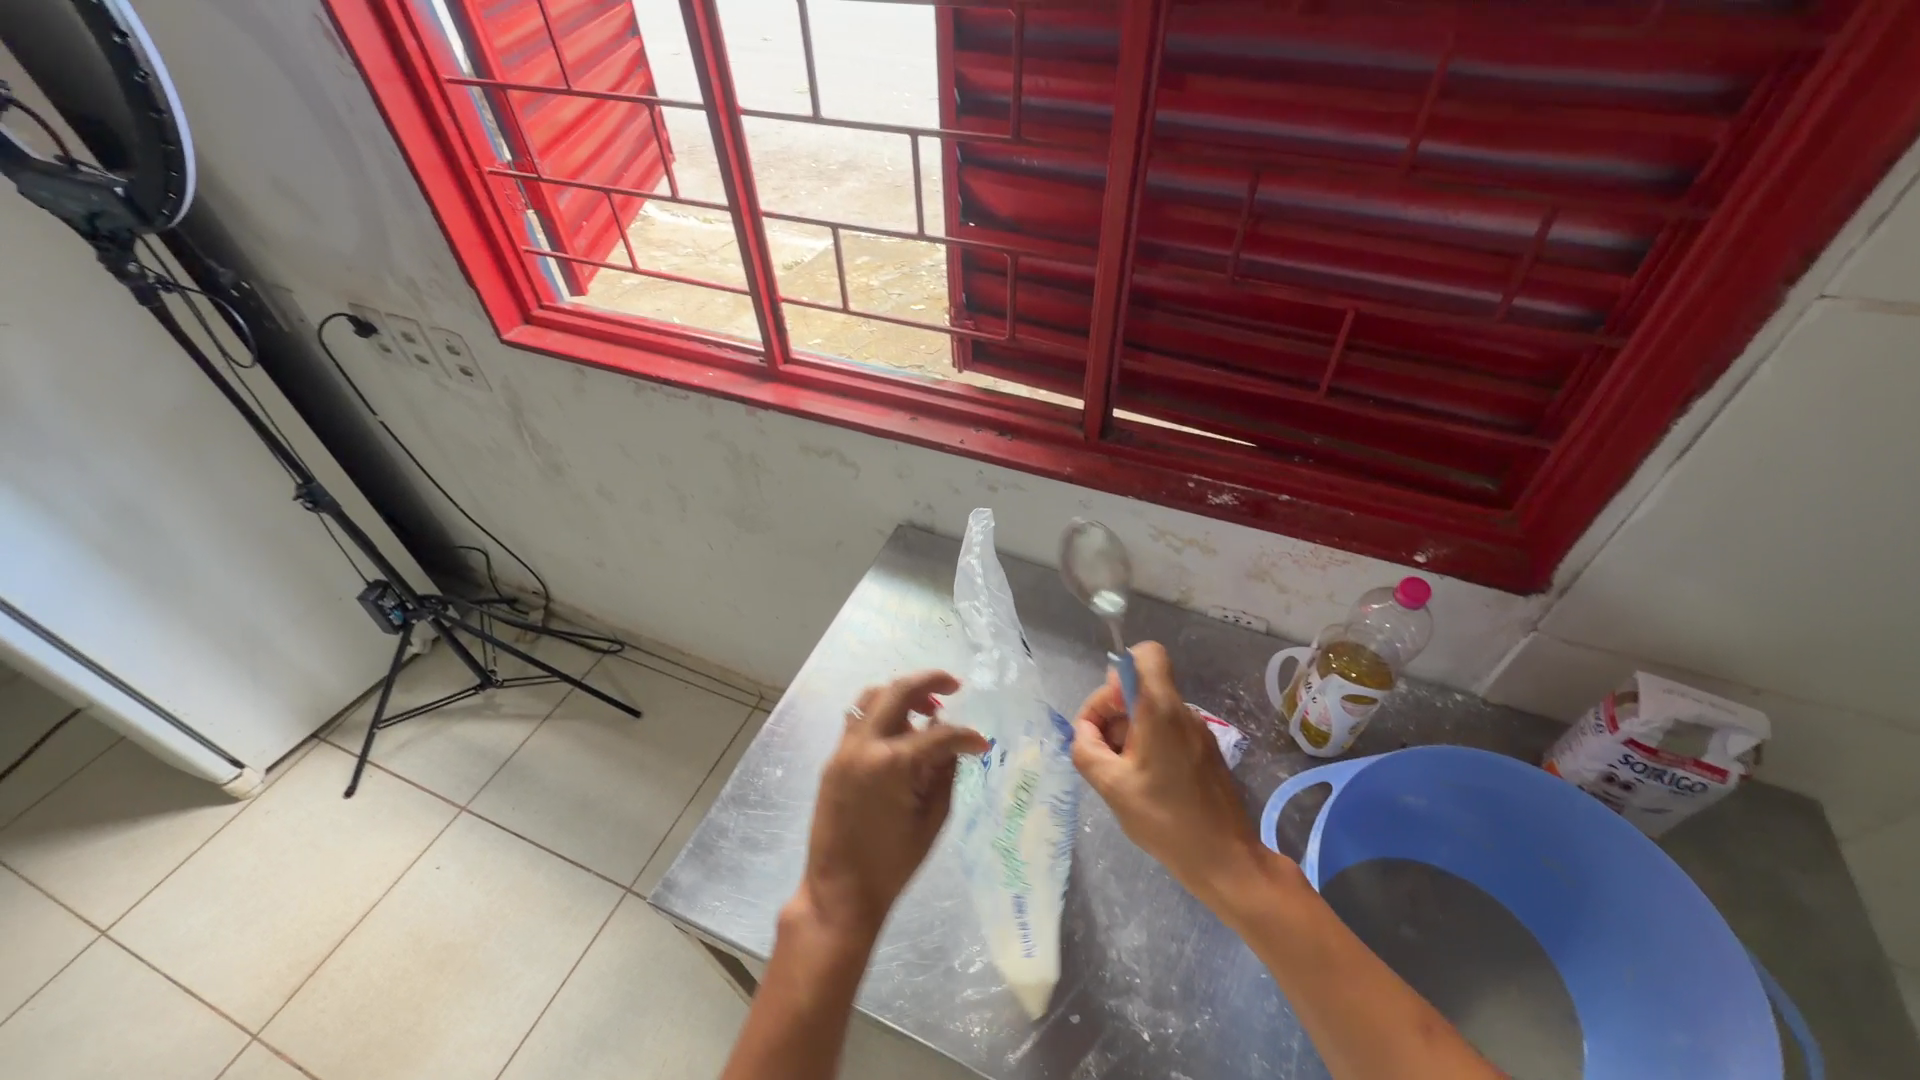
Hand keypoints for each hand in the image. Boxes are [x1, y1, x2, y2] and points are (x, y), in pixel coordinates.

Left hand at [796, 670, 989, 938]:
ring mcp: (843, 750)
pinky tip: (902, 731)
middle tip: (954, 686)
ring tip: (926, 708)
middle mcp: (864, 746)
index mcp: (893, 763)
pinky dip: (882, 712)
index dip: (966, 736)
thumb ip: (944, 773)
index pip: (939, 733)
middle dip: (930, 681)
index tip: (981, 744)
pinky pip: (859, 719)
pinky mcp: (832, 760)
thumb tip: (952, 744)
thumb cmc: (893, 864)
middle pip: (898, 691)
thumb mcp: (933, 819)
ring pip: (872, 697)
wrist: (839, 892)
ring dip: (901, 693)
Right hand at [1070, 642, 1282, 906]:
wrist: (1224, 858)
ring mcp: (1197, 732)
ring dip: (1127, 734)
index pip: (1145, 655)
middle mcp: (1182, 712)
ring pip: (1150, 712)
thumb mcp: (1110, 786)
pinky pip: (1167, 732)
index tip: (1107, 714)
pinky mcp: (1204, 751)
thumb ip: (1087, 749)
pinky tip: (1144, 785)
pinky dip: (1147, 747)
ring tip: (1122, 777)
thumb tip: (1086, 732)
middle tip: (1103, 756)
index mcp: (1160, 710)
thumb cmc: (1164, 819)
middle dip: (1111, 714)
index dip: (1119, 672)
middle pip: (1139, 688)